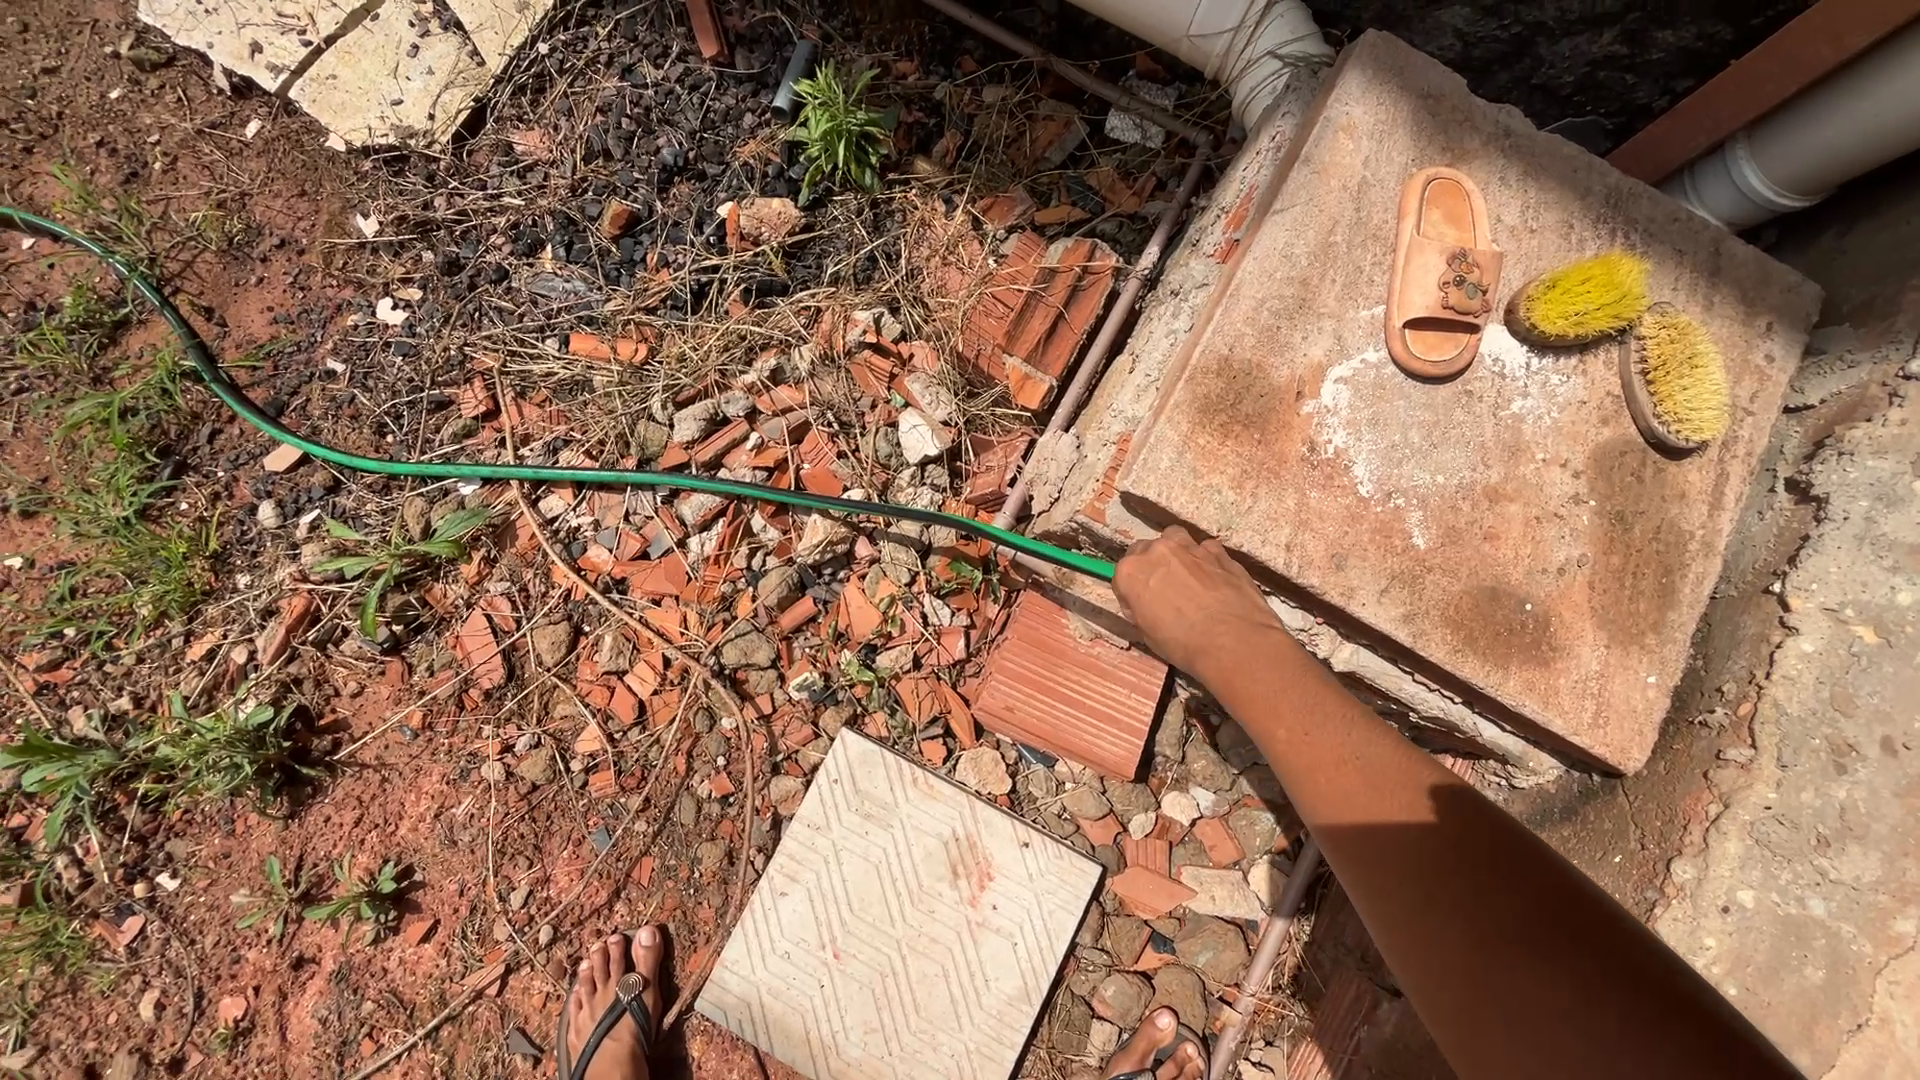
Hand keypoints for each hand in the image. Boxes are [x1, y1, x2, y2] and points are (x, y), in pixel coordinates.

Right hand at [1112, 526, 1287, 679]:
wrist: (1234, 641)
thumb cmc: (1183, 643)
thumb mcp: (1147, 634)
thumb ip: (1141, 610)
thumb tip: (1146, 605)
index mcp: (1131, 572)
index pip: (1122, 576)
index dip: (1131, 593)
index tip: (1141, 607)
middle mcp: (1157, 551)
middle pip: (1145, 551)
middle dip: (1150, 567)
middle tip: (1163, 592)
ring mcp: (1190, 547)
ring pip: (1175, 538)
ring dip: (1175, 553)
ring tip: (1186, 576)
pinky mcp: (1219, 552)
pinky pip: (1205, 549)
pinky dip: (1205, 559)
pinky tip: (1212, 578)